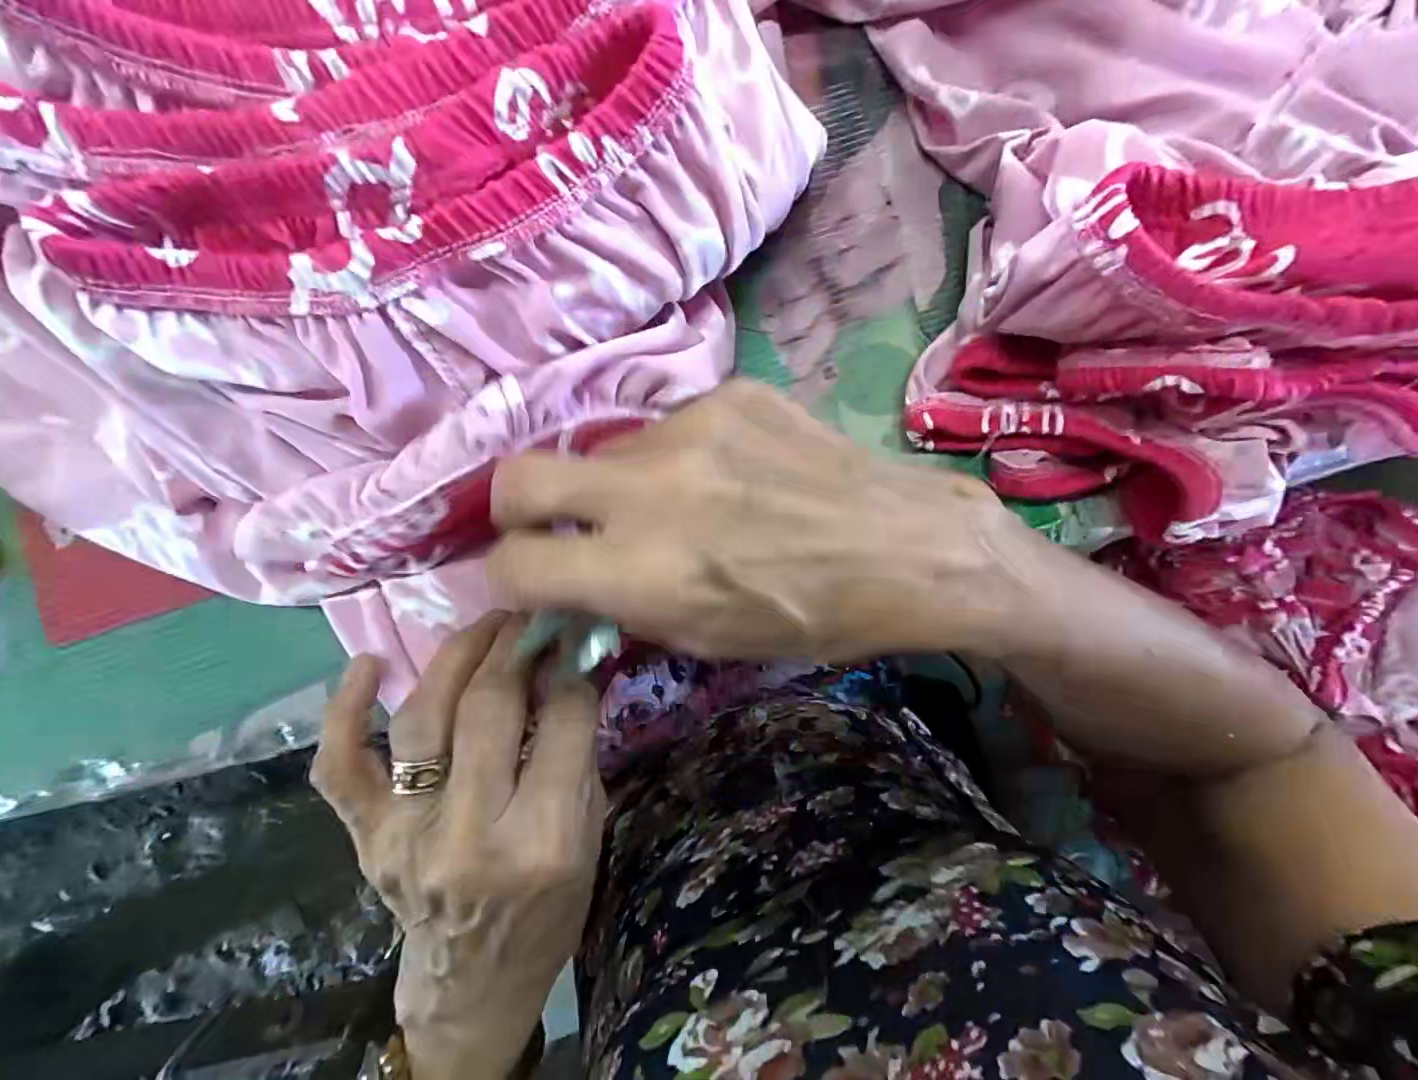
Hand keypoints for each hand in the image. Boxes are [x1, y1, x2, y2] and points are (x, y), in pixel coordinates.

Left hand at [310, 614, 604, 1079]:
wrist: (474, 981)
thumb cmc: (547, 909)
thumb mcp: (588, 834)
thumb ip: (575, 752)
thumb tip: (569, 668)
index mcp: (542, 840)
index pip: (563, 721)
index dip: (570, 669)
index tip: (571, 641)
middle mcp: (471, 832)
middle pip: (490, 709)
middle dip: (515, 648)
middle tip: (528, 619)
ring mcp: (407, 833)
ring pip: (423, 719)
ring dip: (456, 657)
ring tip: (484, 626)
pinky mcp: (367, 837)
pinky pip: (339, 768)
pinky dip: (343, 711)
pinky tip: (368, 664)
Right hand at [488, 379, 1038, 660]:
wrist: (909, 548)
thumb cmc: (808, 617)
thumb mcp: (703, 639)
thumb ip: (618, 604)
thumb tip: (561, 582)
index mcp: (643, 571)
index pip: (515, 564)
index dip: (508, 577)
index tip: (530, 578)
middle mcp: (649, 490)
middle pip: (517, 477)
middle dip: (515, 508)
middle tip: (547, 524)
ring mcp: (688, 429)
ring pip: (600, 452)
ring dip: (614, 485)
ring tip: (677, 504)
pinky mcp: (726, 393)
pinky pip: (665, 427)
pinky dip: (673, 457)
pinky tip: (728, 475)